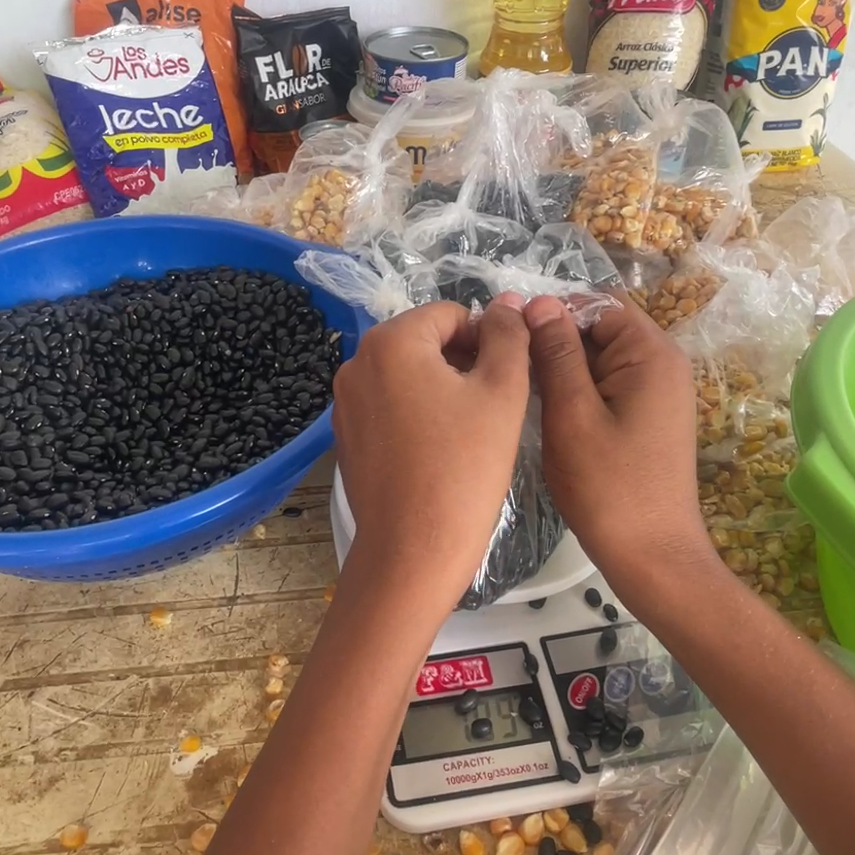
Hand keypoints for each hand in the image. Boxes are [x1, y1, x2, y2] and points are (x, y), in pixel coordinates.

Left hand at [333, 295, 532, 608]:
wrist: (413, 551)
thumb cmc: (464, 469)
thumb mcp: (501, 393)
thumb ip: (508, 336)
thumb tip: (508, 303)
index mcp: (390, 341)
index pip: (450, 313)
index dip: (487, 337)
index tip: (509, 378)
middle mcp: (355, 363)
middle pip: (425, 341)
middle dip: (463, 362)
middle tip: (495, 405)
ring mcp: (345, 403)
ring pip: (407, 375)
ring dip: (443, 388)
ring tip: (471, 430)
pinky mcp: (347, 437)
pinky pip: (389, 407)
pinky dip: (417, 415)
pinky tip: (440, 450)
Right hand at [524, 295, 714, 585]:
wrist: (650, 556)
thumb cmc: (608, 486)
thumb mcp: (572, 414)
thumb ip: (556, 354)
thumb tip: (538, 302)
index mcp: (650, 354)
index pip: (597, 304)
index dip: (552, 313)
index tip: (508, 337)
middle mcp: (660, 365)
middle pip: (598, 330)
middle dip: (553, 342)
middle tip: (506, 367)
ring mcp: (654, 394)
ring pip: (596, 362)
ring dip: (559, 370)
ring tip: (517, 389)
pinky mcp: (643, 419)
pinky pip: (603, 388)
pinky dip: (573, 394)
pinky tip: (544, 413)